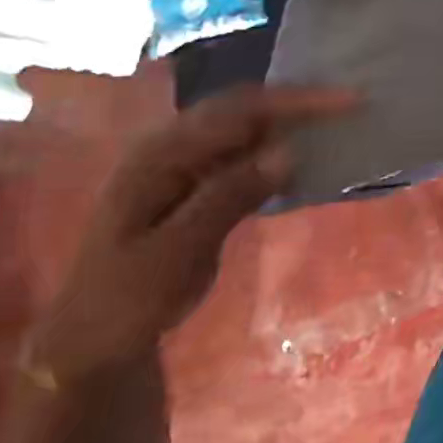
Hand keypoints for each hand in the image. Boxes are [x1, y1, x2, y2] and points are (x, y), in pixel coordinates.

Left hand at [25, 85, 356, 385]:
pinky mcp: (198, 188)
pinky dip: (277, 152)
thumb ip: (228, 197)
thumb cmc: (125, 299)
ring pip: (246, 130)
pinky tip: (305, 159)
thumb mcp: (175, 253)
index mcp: (160, 153)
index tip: (347, 101)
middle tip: (352, 103)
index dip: (294, 101)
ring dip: (290, 123)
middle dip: (298, 102)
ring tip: (339, 121)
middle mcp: (172, 147)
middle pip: (244, 109)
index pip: (236, 110)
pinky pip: (245, 157)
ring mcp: (184, 166)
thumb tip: (287, 151)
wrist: (90, 340)